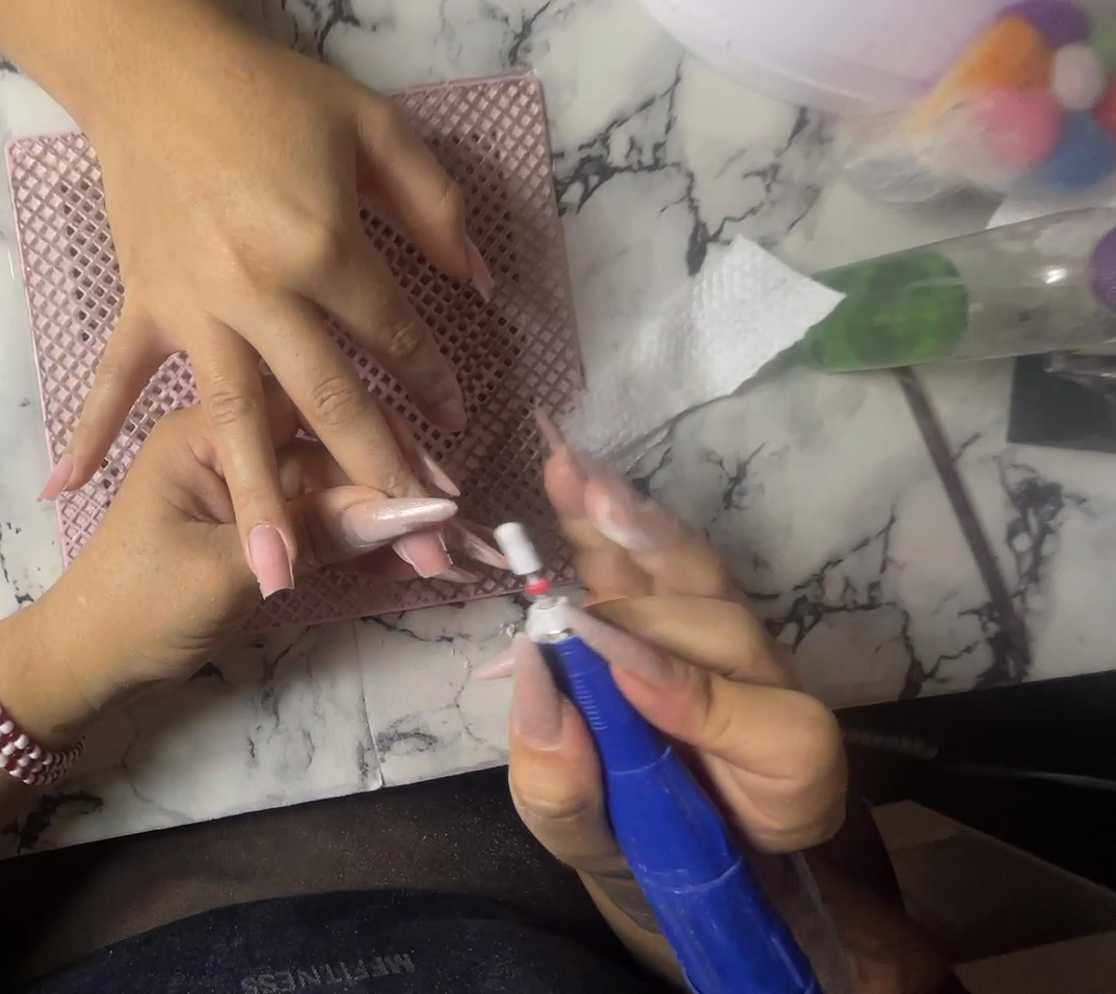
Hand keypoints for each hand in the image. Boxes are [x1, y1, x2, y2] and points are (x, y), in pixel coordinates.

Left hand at [0, 381, 461, 744]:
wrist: (86, 658)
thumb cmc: (139, 607)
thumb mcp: (228, 572)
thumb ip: (317, 535)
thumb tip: (416, 511)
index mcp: (204, 429)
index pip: (308, 421)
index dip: (379, 459)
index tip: (440, 503)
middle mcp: (226, 441)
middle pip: (324, 451)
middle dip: (389, 493)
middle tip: (452, 537)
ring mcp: (237, 480)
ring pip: (325, 486)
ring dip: (378, 520)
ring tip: (438, 551)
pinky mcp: (248, 518)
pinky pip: (310, 516)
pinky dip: (351, 537)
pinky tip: (396, 554)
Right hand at [45, 34, 491, 595]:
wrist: (156, 73)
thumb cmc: (268, 96)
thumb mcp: (373, 128)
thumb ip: (434, 206)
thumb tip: (477, 281)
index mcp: (321, 249)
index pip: (392, 336)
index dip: (433, 387)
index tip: (458, 439)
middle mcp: (258, 298)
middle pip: (325, 404)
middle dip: (374, 475)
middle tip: (415, 544)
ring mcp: (192, 313)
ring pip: (233, 419)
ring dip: (256, 499)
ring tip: (273, 574)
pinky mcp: (143, 310)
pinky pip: (115, 379)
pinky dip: (89, 430)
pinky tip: (62, 487)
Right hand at [492, 420, 845, 898]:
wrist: (662, 833)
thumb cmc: (627, 841)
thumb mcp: (584, 840)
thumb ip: (562, 786)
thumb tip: (531, 679)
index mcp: (777, 780)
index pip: (767, 727)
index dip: (684, 686)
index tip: (594, 651)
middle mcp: (765, 695)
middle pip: (719, 625)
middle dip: (647, 566)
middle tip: (589, 501)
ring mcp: (722, 646)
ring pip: (693, 574)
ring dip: (628, 518)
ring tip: (573, 468)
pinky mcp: (676, 613)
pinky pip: (652, 559)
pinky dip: (608, 517)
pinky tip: (574, 476)